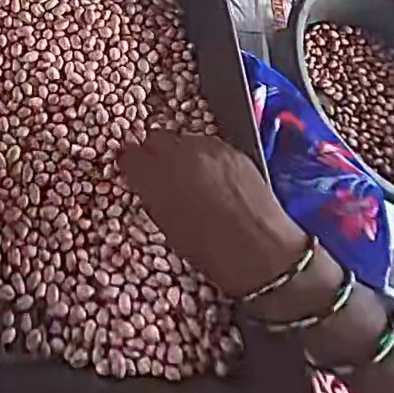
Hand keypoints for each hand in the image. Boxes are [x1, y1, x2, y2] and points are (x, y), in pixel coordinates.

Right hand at [118, 131, 308, 297]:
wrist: (264, 253)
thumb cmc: (212, 254)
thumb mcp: (170, 228)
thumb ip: (153, 196)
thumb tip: (146, 181)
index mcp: (157, 179)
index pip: (130, 156)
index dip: (130, 163)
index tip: (131, 168)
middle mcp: (180, 155)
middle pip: (155, 138)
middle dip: (154, 152)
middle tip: (159, 170)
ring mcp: (208, 148)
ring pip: (182, 138)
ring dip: (180, 152)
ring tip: (190, 175)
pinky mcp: (231, 148)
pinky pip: (207, 144)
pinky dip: (204, 155)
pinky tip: (212, 176)